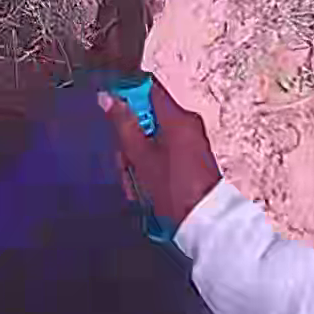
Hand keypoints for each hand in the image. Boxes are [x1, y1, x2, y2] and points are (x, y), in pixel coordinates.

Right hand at [98, 78, 220, 225]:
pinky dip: (150, 164)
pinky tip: (145, 186)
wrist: (205, 226)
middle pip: (147, 115)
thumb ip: (122, 124)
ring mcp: (190, 141)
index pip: (147, 87)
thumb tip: (107, 98)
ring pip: (151, 136)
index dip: (126, 93)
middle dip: (130, 137)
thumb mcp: (140, 156)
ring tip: (135, 181)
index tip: (111, 108)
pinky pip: (162, 150)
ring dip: (137, 156)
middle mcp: (187, 124)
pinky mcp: (190, 158)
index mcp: (178, 118)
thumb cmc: (175, 190)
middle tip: (125, 161)